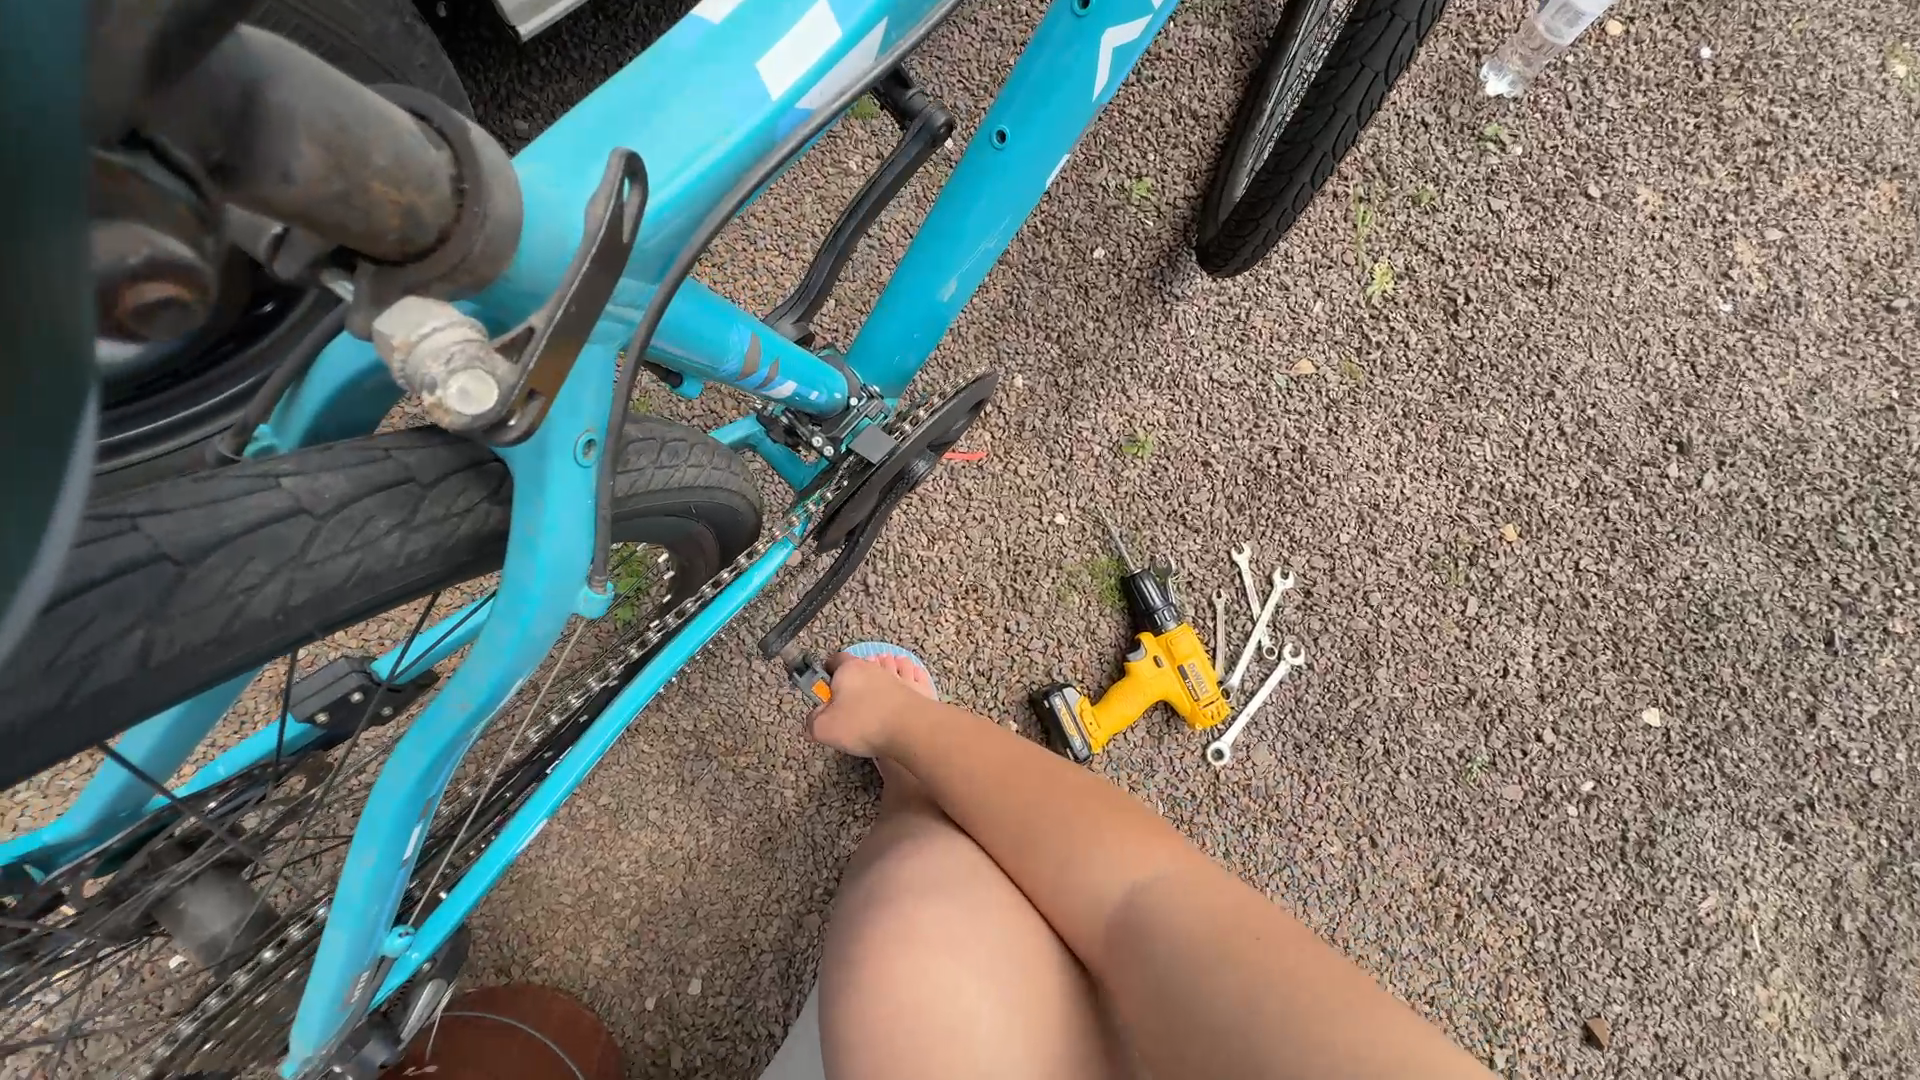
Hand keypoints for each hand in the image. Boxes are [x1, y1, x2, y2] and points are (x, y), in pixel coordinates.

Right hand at [805, 652, 935, 757]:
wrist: (909, 729)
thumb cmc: (863, 724)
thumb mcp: (823, 728)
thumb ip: (812, 721)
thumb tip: (814, 719)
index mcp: (849, 669)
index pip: (835, 660)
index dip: (828, 673)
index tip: (825, 688)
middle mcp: (874, 667)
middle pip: (859, 668)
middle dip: (852, 683)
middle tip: (846, 705)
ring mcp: (897, 676)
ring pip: (885, 671)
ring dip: (878, 683)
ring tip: (872, 703)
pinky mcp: (915, 689)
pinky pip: (909, 679)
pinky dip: (905, 682)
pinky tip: (899, 695)